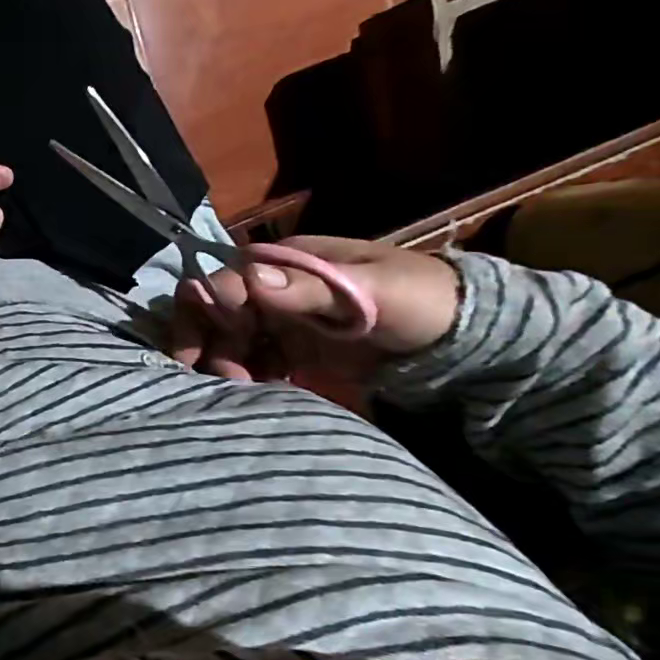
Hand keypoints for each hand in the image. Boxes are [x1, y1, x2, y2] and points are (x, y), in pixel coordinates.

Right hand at [168, 236, 459, 383]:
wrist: (454, 337)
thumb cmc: (417, 300)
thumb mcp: (371, 290)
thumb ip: (311, 287)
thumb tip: (251, 278)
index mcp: (285, 263)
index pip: (225, 278)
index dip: (210, 309)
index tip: (225, 344)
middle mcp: (273, 288)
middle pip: (215, 310)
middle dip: (205, 342)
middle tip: (216, 379)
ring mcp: (281, 321)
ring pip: (228, 339)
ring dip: (223, 365)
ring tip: (241, 394)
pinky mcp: (292, 350)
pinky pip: (253, 361)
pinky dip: (246, 377)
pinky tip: (255, 396)